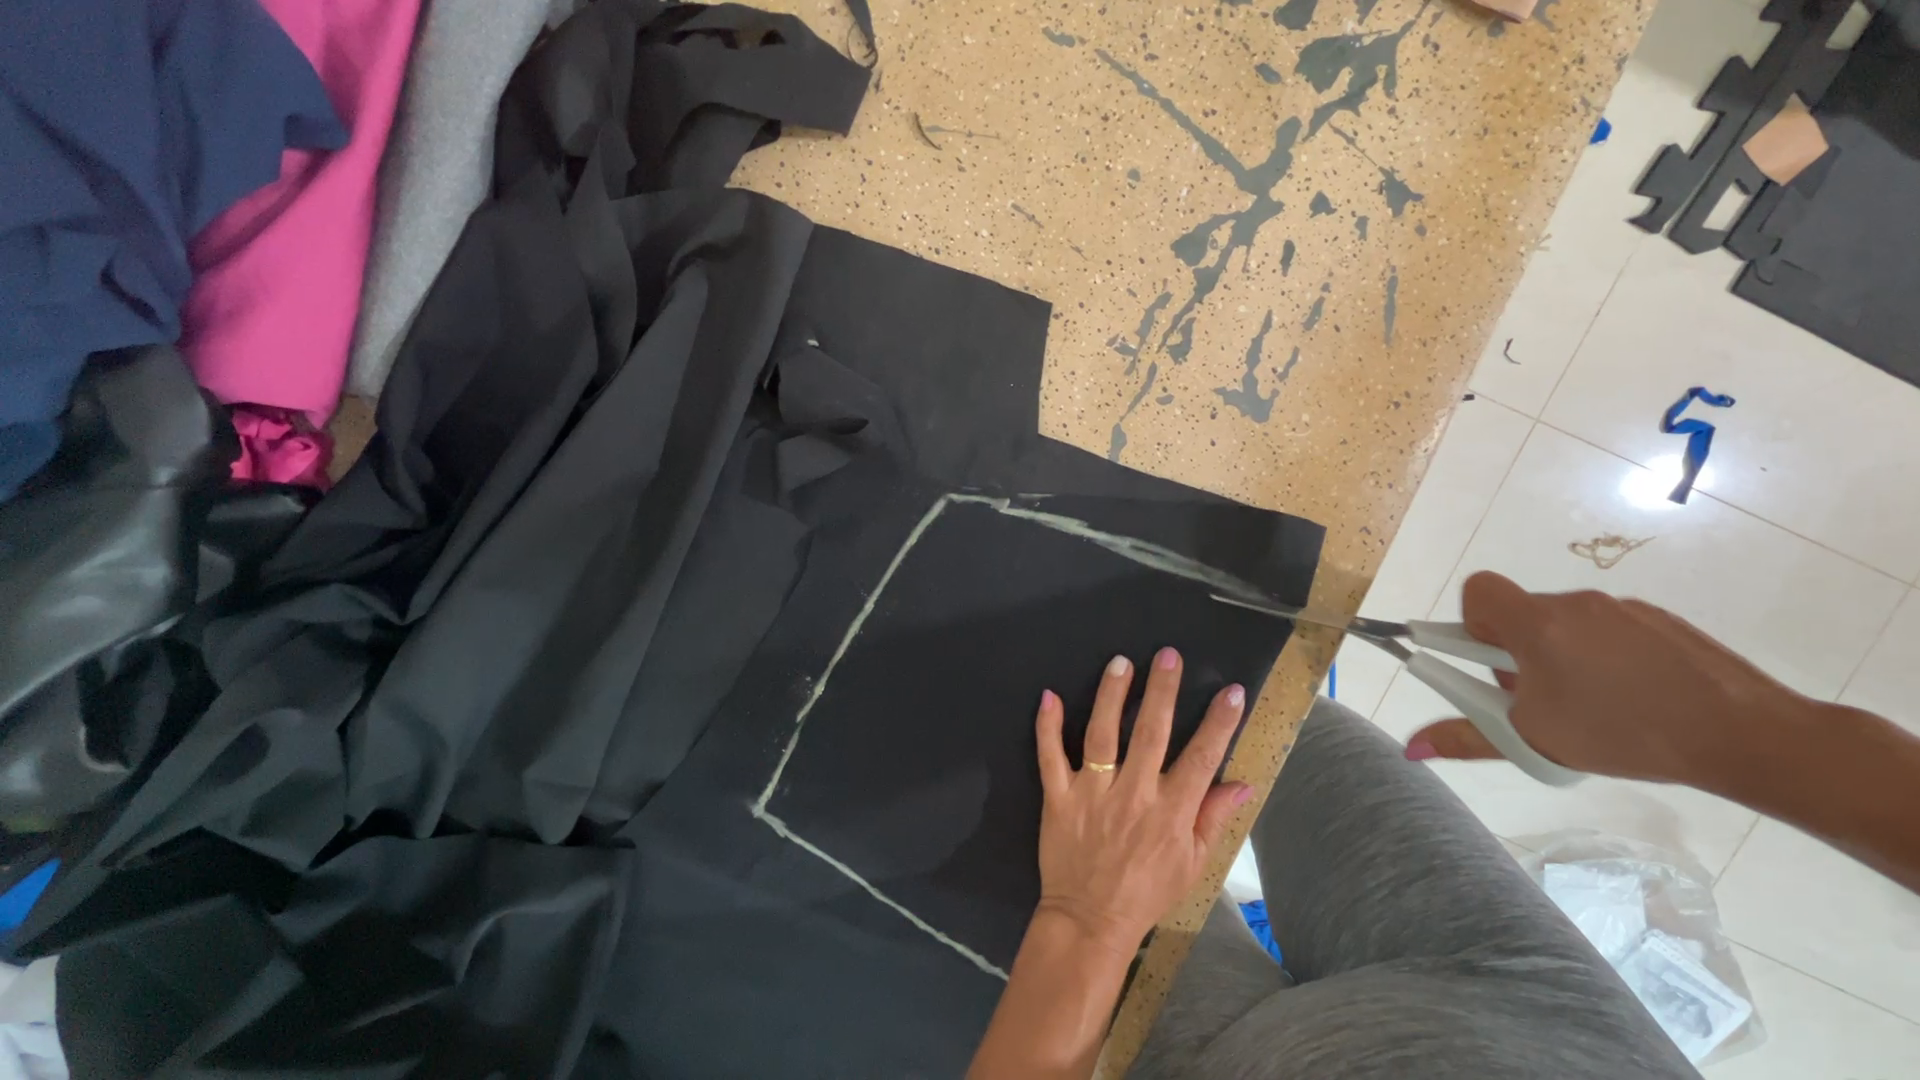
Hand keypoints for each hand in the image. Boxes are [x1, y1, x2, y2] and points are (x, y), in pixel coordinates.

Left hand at [1032, 647, 1253, 952]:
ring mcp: (1092, 793)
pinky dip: (1048, 726)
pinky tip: (1049, 695)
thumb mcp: (1192, 864)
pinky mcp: (1058, 797)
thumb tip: (1242, 783)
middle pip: (1150, 733)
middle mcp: (1134, 794)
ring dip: (1112, 695)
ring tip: (1120, 662)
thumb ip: (1213, 818)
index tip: (1231, 691)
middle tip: (1167, 654)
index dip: (1219, 722)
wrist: (1090, 920)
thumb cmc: (1146, 892)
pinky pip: (1050, 756)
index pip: (1201, 757)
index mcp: (1171, 811)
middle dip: (1161, 690)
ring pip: (1102, 734)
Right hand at [1406, 571, 1814, 784]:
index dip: (1473, 623)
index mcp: (1537, 625)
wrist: (1746, 733)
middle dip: (1516, 650)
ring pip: (1566, 623)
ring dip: (1561, 655)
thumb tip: (1410, 748)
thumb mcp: (1534, 740)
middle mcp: (1574, 604)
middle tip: (1538, 698)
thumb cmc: (1624, 733)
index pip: (1478, 592)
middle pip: (1520, 612)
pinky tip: (1633, 698)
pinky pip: (1609, 629)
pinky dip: (1605, 657)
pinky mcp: (1662, 620)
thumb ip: (1467, 737)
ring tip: (1592, 705)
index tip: (1492, 663)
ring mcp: (1622, 608)